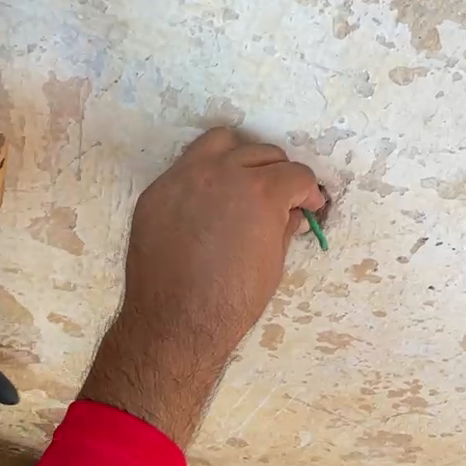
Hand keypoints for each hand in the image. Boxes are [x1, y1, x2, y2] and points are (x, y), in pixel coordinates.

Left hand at [79, 128, 325, 446]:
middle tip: (278, 201)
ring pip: (221, 143)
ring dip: (239, 158)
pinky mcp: (158, 191)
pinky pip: (186, 167)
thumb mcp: (272, 265)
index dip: (308, 193)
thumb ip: (284, 228)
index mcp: (261, 190)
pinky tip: (206, 205)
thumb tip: (293, 213)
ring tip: (241, 185)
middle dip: (278, 175)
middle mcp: (224, 172)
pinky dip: (204, 177)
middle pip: (262, 153)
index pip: (296, 174)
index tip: (307, 207)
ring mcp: (185, 177)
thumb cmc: (232, 301)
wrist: (175, 322)